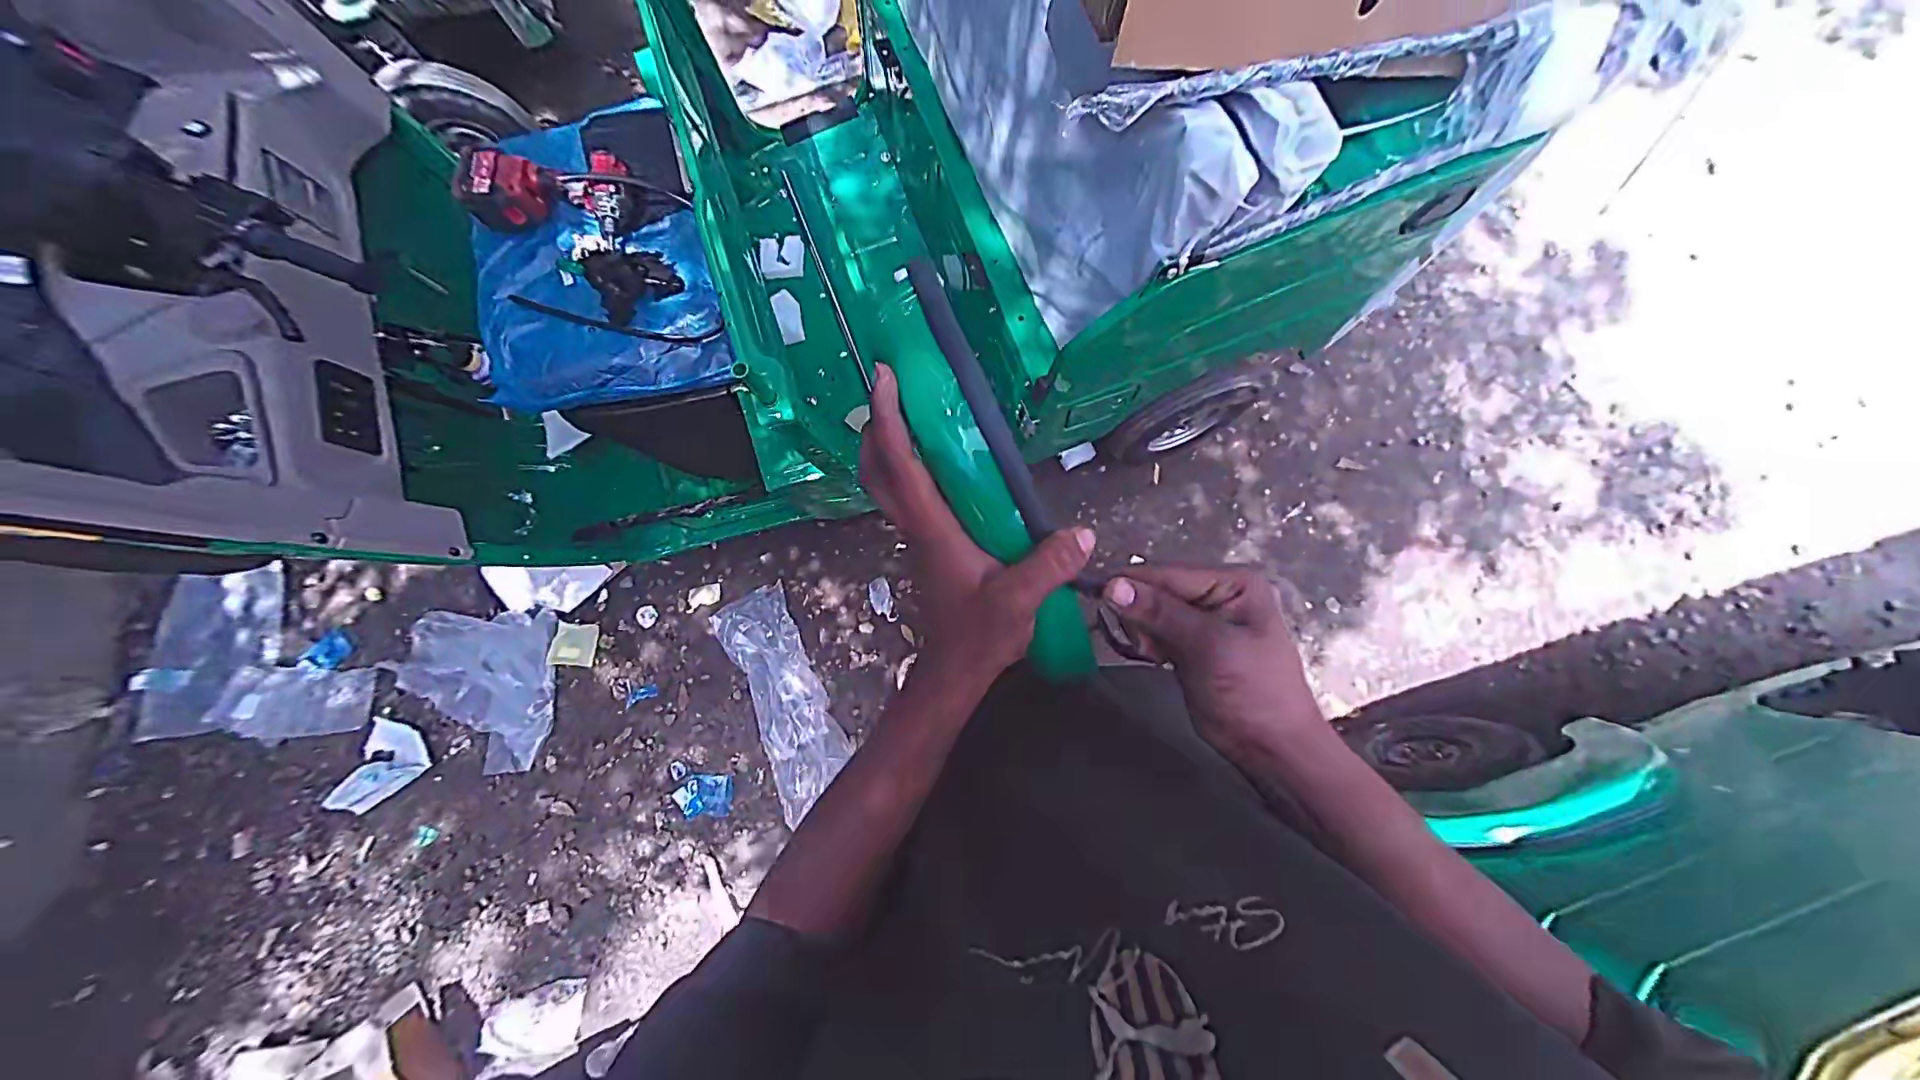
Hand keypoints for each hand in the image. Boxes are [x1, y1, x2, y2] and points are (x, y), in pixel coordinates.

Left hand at [861, 363, 1094, 692]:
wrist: (956, 669)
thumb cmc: (978, 635)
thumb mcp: (1019, 600)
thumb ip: (1049, 566)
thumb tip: (1083, 534)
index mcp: (933, 528)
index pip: (901, 465)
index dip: (888, 419)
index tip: (884, 378)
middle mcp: (918, 526)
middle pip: (878, 469)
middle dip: (875, 425)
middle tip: (888, 389)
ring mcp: (919, 536)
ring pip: (887, 484)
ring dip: (886, 446)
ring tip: (907, 413)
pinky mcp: (929, 545)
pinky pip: (908, 497)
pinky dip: (907, 469)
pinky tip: (938, 463)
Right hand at [1103, 566, 1324, 761]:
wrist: (1272, 747)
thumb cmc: (1253, 692)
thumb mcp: (1209, 646)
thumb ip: (1161, 613)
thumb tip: (1114, 586)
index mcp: (1234, 583)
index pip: (1169, 573)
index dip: (1133, 583)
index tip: (1096, 594)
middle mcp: (1217, 594)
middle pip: (1157, 589)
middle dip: (1141, 612)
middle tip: (1145, 643)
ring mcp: (1202, 620)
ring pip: (1151, 611)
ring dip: (1142, 630)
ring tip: (1155, 654)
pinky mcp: (1189, 644)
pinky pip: (1155, 631)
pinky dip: (1147, 642)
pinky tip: (1155, 658)